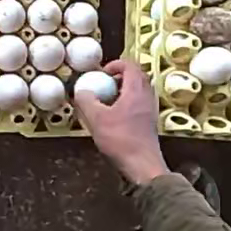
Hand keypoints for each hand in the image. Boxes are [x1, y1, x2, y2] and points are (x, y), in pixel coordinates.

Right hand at [73, 60, 169, 185]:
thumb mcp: (96, 119)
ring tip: (106, 100)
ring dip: (122, 90)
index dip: (115, 64)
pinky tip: (113, 117)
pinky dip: (126, 103)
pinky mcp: (149, 123)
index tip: (102, 73)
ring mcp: (150, 110)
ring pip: (138, 91)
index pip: (130, 66)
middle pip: (136, 76)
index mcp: (136, 91)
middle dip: (119, 76)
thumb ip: (86, 101)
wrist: (142, 166)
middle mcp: (147, 97)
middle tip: (103, 84)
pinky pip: (138, 104)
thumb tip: (81, 92)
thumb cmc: (121, 140)